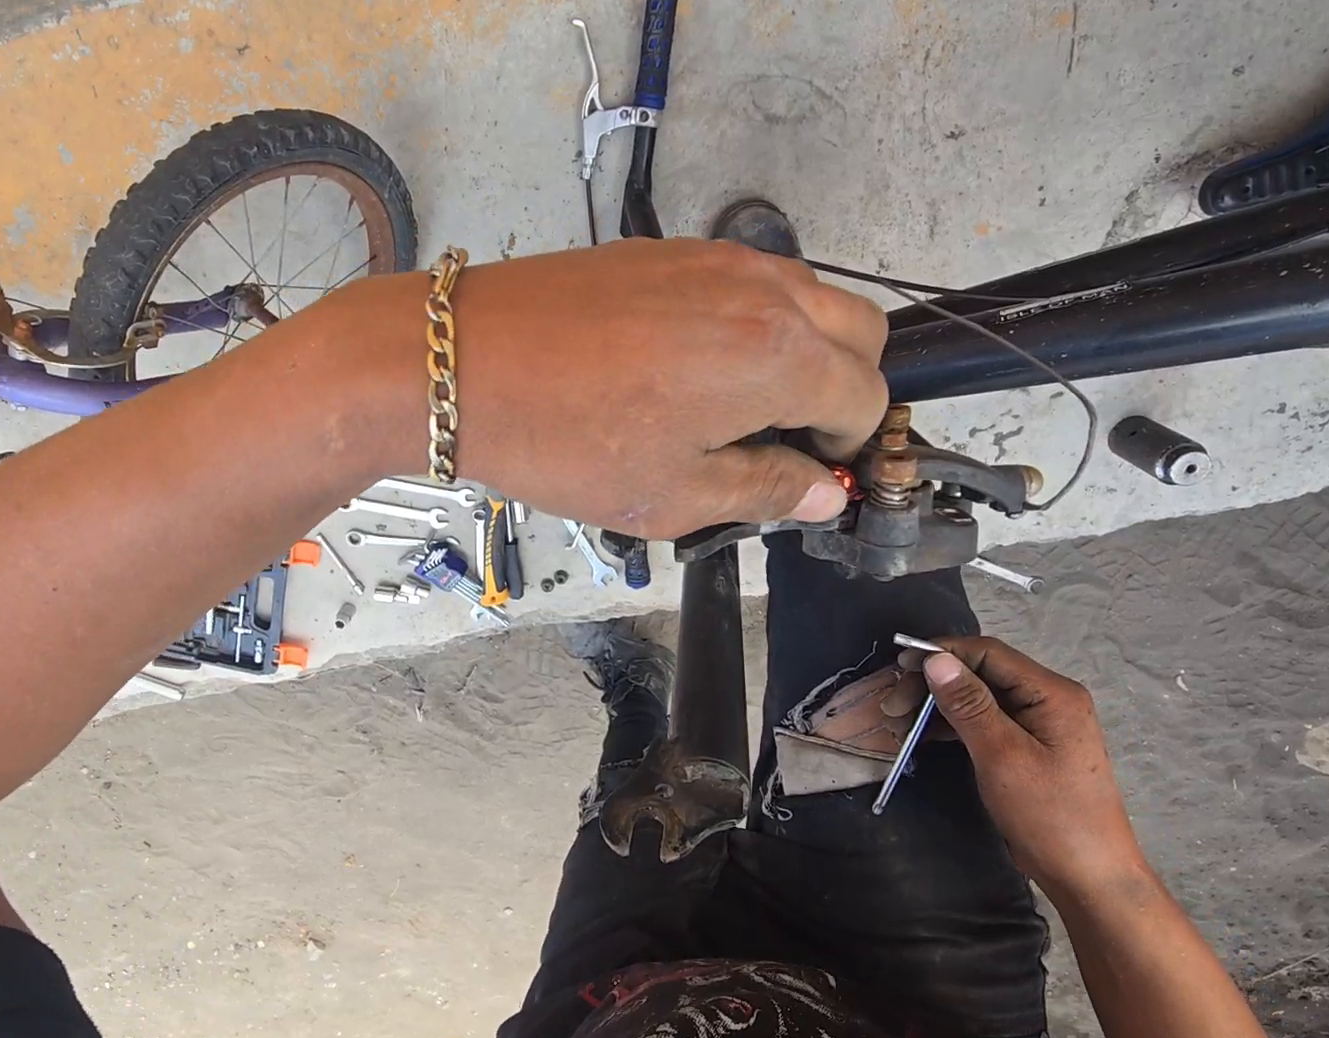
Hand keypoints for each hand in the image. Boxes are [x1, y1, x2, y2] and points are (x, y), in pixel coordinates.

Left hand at [320, 239, 889, 537]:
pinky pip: (748, 283)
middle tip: (791, 441)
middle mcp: (763, 291)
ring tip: (740, 410)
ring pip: (806, 300)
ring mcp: (716, 260)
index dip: (851, 448)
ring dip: (803, 353)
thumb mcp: (672, 494)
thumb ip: (764, 490)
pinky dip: (754, 325)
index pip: (866, 397)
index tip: (814, 474)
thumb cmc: (564, 437)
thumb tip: (821, 493)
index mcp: (778, 356)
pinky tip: (695, 370)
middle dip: (844, 390)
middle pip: (858, 333)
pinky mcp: (670, 252)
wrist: (462, 363)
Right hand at [908, 637, 1149, 892]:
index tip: (898, 669)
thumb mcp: (1002, 756)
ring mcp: (1036, 724)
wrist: (1088, 877)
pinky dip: (949, 724)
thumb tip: (935, 659)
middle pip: (979, 673)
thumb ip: (968, 704)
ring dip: (935, 704)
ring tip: (899, 723)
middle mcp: (1046, 700)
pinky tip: (922, 734)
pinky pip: (981, 720)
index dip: (940, 654)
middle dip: (932, 683)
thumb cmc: (1049, 814)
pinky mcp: (1024, 746)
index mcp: (1052, 694)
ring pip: (975, 697)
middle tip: (892, 706)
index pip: (987, 653)